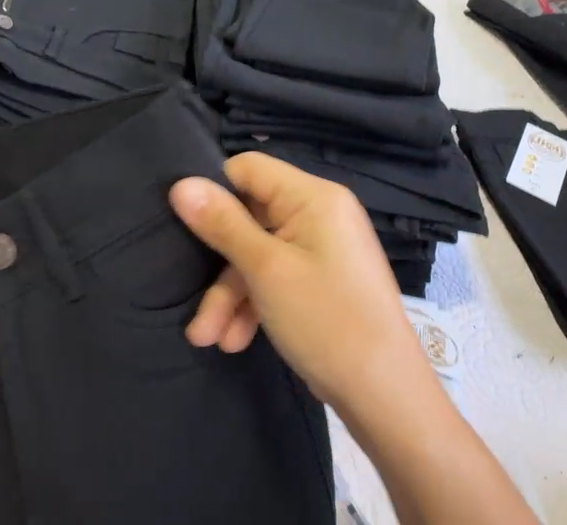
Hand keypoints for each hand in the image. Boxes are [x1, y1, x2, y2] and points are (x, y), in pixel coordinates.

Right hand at [169, 152, 414, 406]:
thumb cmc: (326, 320)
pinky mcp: (321, 282)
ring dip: (230, 296)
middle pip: (248, 218)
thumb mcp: (265, 270)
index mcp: (313, 197)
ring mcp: (322, 250)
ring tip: (208, 339)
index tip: (184, 227)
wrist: (386, 397)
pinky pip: (275, 278)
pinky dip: (253, 306)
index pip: (248, 168)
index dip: (214, 193)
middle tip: (195, 303)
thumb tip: (180, 184)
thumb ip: (222, 224)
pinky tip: (234, 341)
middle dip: (218, 266)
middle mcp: (320, 214)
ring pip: (257, 256)